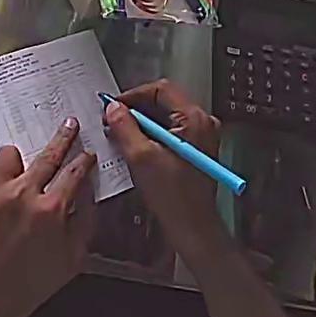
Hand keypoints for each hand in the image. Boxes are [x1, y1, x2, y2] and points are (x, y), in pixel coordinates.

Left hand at [0, 118, 97, 316]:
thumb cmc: (29, 284)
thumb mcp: (73, 257)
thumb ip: (85, 219)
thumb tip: (90, 191)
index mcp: (52, 210)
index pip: (76, 171)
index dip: (85, 160)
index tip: (87, 155)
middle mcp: (24, 195)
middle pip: (49, 153)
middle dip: (64, 137)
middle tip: (68, 127)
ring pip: (10, 153)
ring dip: (17, 161)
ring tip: (16, 173)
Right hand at [103, 79, 226, 262]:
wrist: (193, 227)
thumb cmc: (172, 196)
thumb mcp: (141, 157)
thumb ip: (125, 127)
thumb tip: (113, 108)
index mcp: (194, 119)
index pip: (161, 89)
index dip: (134, 95)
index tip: (113, 106)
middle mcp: (202, 122)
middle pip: (164, 101)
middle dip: (136, 108)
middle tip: (113, 119)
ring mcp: (201, 136)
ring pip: (166, 116)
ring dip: (142, 122)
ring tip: (120, 133)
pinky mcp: (196, 149)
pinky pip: (170, 131)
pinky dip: (151, 134)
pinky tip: (134, 145)